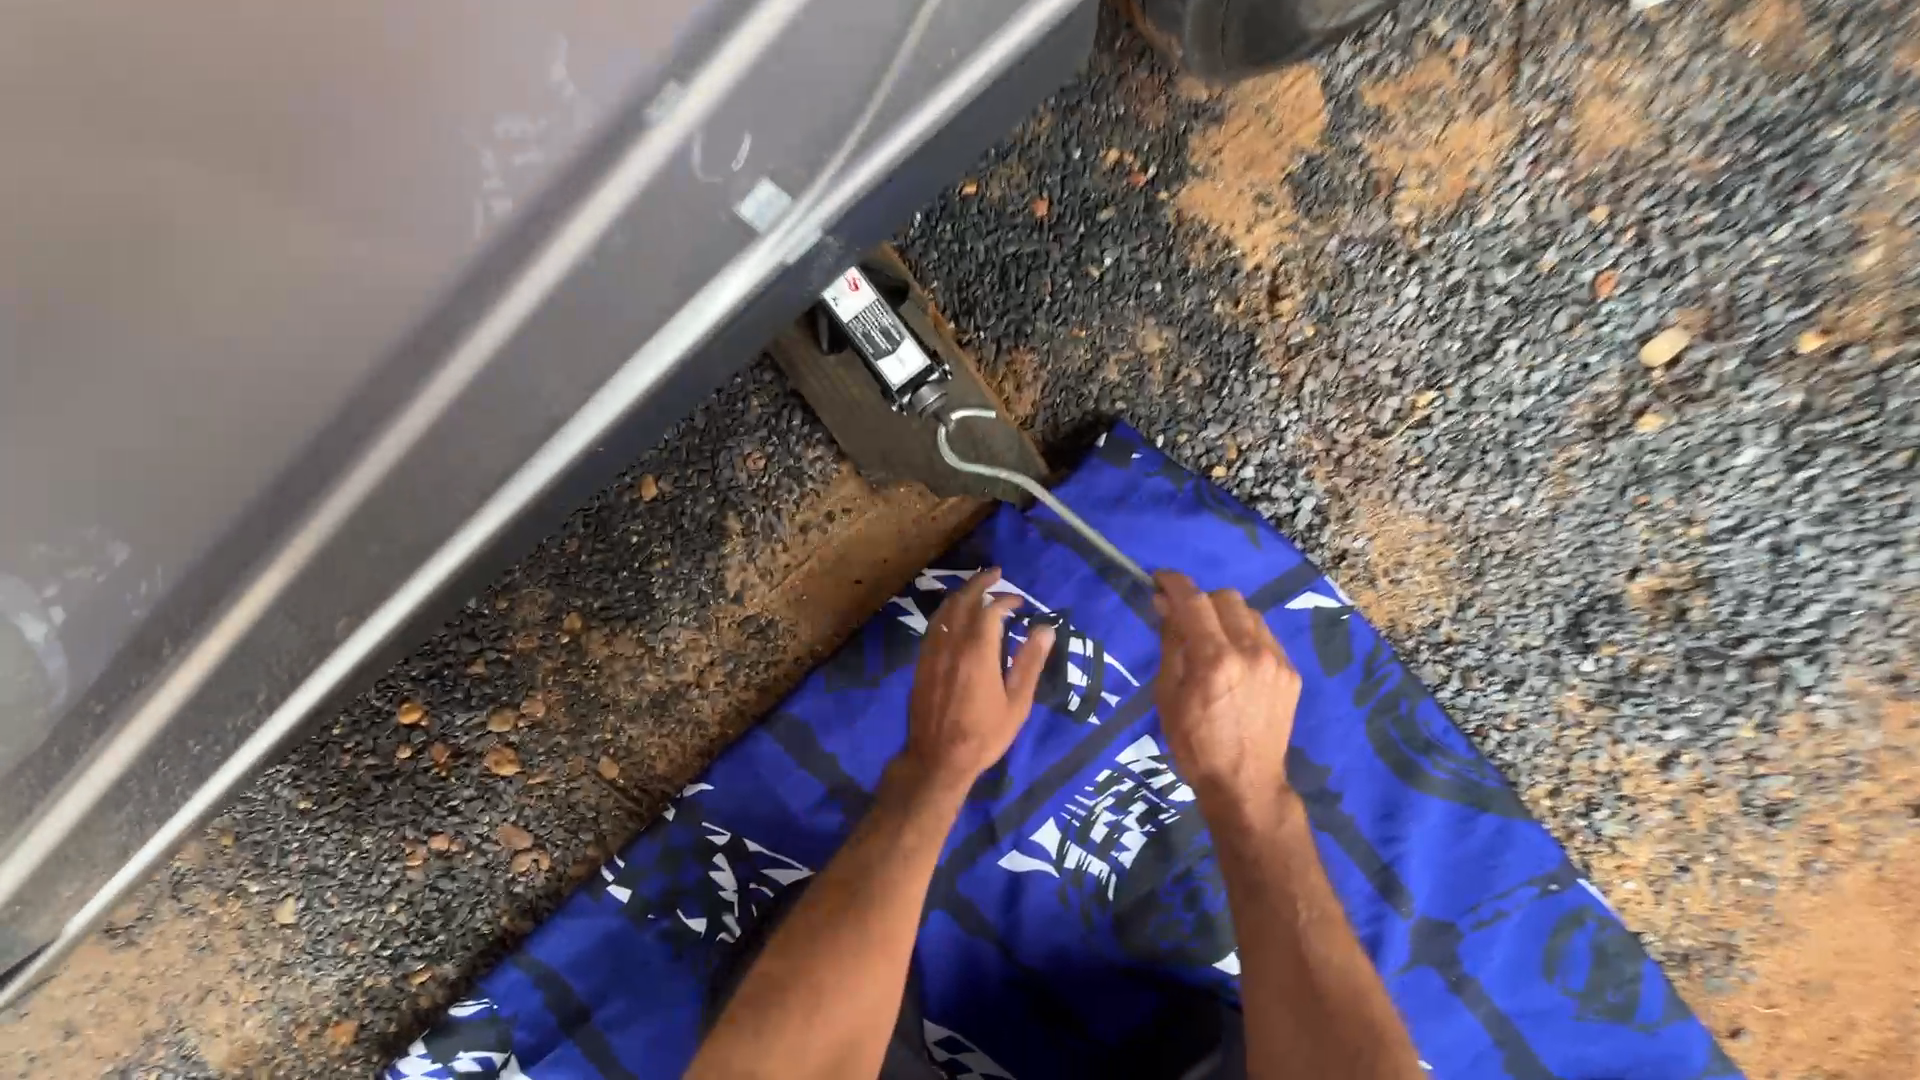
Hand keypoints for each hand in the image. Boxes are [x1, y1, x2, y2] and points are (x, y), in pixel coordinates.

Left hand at [902, 568, 1056, 787]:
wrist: (937, 758)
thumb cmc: (983, 735)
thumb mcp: (1017, 703)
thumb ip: (1029, 662)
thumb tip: (1046, 629)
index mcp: (978, 652)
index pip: (992, 611)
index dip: (1006, 600)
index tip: (1020, 602)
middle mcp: (952, 644)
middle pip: (963, 601)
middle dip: (980, 584)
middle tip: (995, 574)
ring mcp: (932, 652)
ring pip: (944, 611)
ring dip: (961, 594)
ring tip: (976, 588)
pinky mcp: (921, 663)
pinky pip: (933, 626)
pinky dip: (946, 612)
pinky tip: (954, 615)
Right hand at [1153, 571, 1300, 818]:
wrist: (1245, 783)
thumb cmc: (1194, 744)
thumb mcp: (1167, 694)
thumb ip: (1170, 644)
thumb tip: (1165, 606)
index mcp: (1214, 659)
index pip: (1192, 600)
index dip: (1173, 582)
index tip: (1158, 579)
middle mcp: (1250, 651)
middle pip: (1225, 597)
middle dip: (1201, 599)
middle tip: (1184, 617)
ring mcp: (1276, 661)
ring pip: (1249, 613)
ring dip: (1225, 616)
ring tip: (1212, 638)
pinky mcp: (1290, 673)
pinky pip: (1265, 636)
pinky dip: (1246, 636)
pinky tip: (1235, 660)